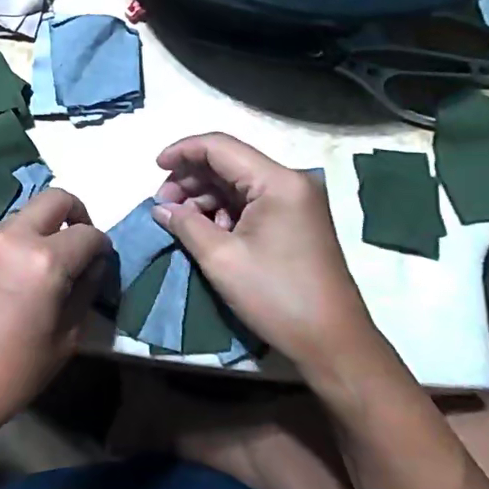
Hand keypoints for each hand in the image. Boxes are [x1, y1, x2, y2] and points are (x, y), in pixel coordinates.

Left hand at [0, 189, 108, 449]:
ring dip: (48, 225)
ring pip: (30, 211)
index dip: (102, 249)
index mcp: (45, 260)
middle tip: (81, 246)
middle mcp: (16, 237)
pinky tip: (24, 272)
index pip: (89, 234)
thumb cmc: (16, 370)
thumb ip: (86, 289)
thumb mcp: (68, 335)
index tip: (101, 266)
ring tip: (51, 262)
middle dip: (78, 215)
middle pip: (57, 199)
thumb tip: (93, 265)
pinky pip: (9, 228)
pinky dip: (25, 237)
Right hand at [150, 133, 380, 373]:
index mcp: (278, 181)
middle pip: (230, 162)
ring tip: (179, 221)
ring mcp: (296, 201)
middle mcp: (291, 182)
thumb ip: (186, 224)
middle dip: (191, 179)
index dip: (183, 151)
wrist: (332, 341)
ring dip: (206, 196)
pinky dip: (225, 211)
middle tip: (163, 206)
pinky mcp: (296, 221)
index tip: (155, 168)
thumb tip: (161, 208)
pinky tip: (206, 230)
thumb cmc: (276, 297)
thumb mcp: (222, 259)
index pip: (220, 147)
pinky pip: (253, 202)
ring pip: (239, 183)